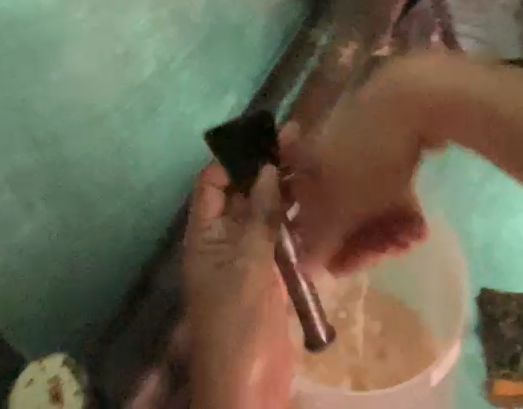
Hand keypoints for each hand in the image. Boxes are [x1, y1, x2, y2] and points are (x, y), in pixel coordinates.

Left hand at [182, 162, 295, 408]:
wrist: (247, 386)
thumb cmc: (236, 320)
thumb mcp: (248, 264)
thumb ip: (260, 216)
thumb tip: (269, 168)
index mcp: (204, 234)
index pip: (213, 182)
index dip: (237, 159)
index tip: (267, 138)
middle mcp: (223, 240)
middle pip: (243, 194)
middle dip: (268, 168)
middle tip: (300, 139)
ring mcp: (246, 258)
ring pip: (264, 214)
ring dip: (285, 191)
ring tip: (313, 163)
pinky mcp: (269, 277)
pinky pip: (280, 239)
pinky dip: (295, 221)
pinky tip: (317, 203)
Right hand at [289, 60, 435, 273]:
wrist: (413, 100)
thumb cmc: (369, 158)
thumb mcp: (342, 207)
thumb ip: (319, 237)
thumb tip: (300, 263)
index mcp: (304, 161)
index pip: (300, 207)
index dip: (318, 239)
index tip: (341, 263)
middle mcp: (323, 148)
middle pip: (334, 202)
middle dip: (358, 234)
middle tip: (386, 251)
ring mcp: (356, 138)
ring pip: (364, 193)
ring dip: (384, 223)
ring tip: (410, 238)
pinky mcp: (388, 134)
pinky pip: (387, 179)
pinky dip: (398, 201)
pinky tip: (418, 222)